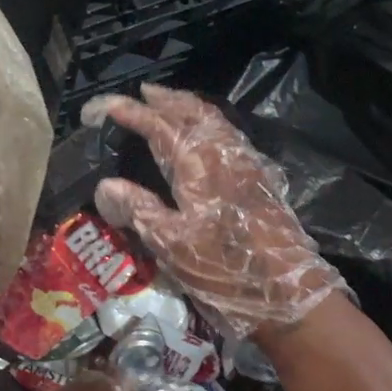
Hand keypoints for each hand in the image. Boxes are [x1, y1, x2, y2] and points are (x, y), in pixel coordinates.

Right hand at [82, 83, 346, 339]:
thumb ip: (138, 209)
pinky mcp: (260, 180)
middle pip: (190, 113)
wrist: (290, 297)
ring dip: (187, 107)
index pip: (158, 126)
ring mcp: (246, 164)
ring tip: (169, 105)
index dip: (129, 112)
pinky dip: (207, 123)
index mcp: (197, 163)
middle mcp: (223, 154)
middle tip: (141, 93)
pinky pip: (227, 134)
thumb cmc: (225, 270)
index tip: (101, 108)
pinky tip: (203, 136)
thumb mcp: (171, 245)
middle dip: (164, 100)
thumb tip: (106, 184)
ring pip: (213, 121)